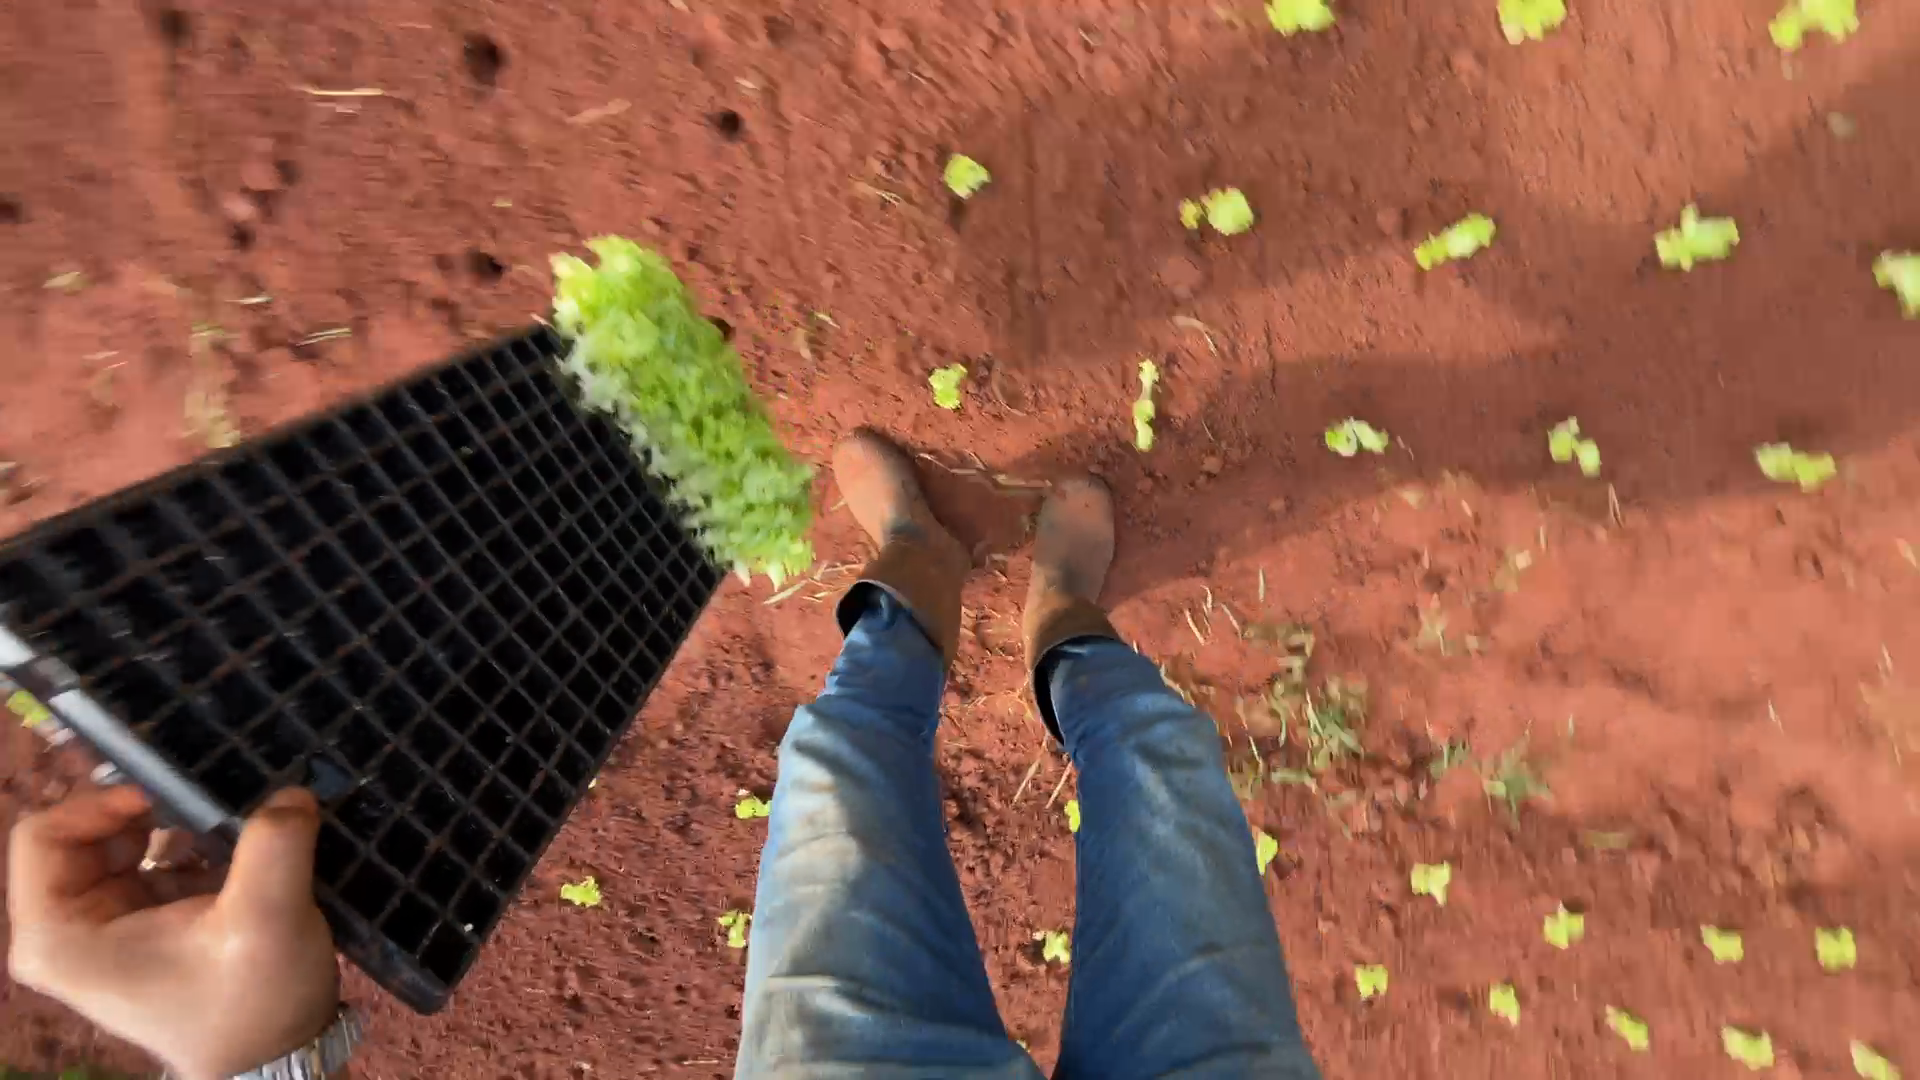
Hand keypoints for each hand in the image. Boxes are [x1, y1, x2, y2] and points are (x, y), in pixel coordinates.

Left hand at [7, 786, 341, 1079]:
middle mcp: (76, 924)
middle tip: (227, 798)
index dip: (106, 801)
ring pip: (138, 840)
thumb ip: (274, 848)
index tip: (179, 791)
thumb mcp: (267, 919)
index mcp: (62, 934)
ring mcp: (120, 921)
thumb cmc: (252, 997)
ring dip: (192, 821)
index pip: (46, 837)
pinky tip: (256, 843)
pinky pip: (173, 857)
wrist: (275, 1050)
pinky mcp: (164, 916)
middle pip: (93, 833)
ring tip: (249, 820)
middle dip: (159, 808)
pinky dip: (212, 839)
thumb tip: (290, 791)